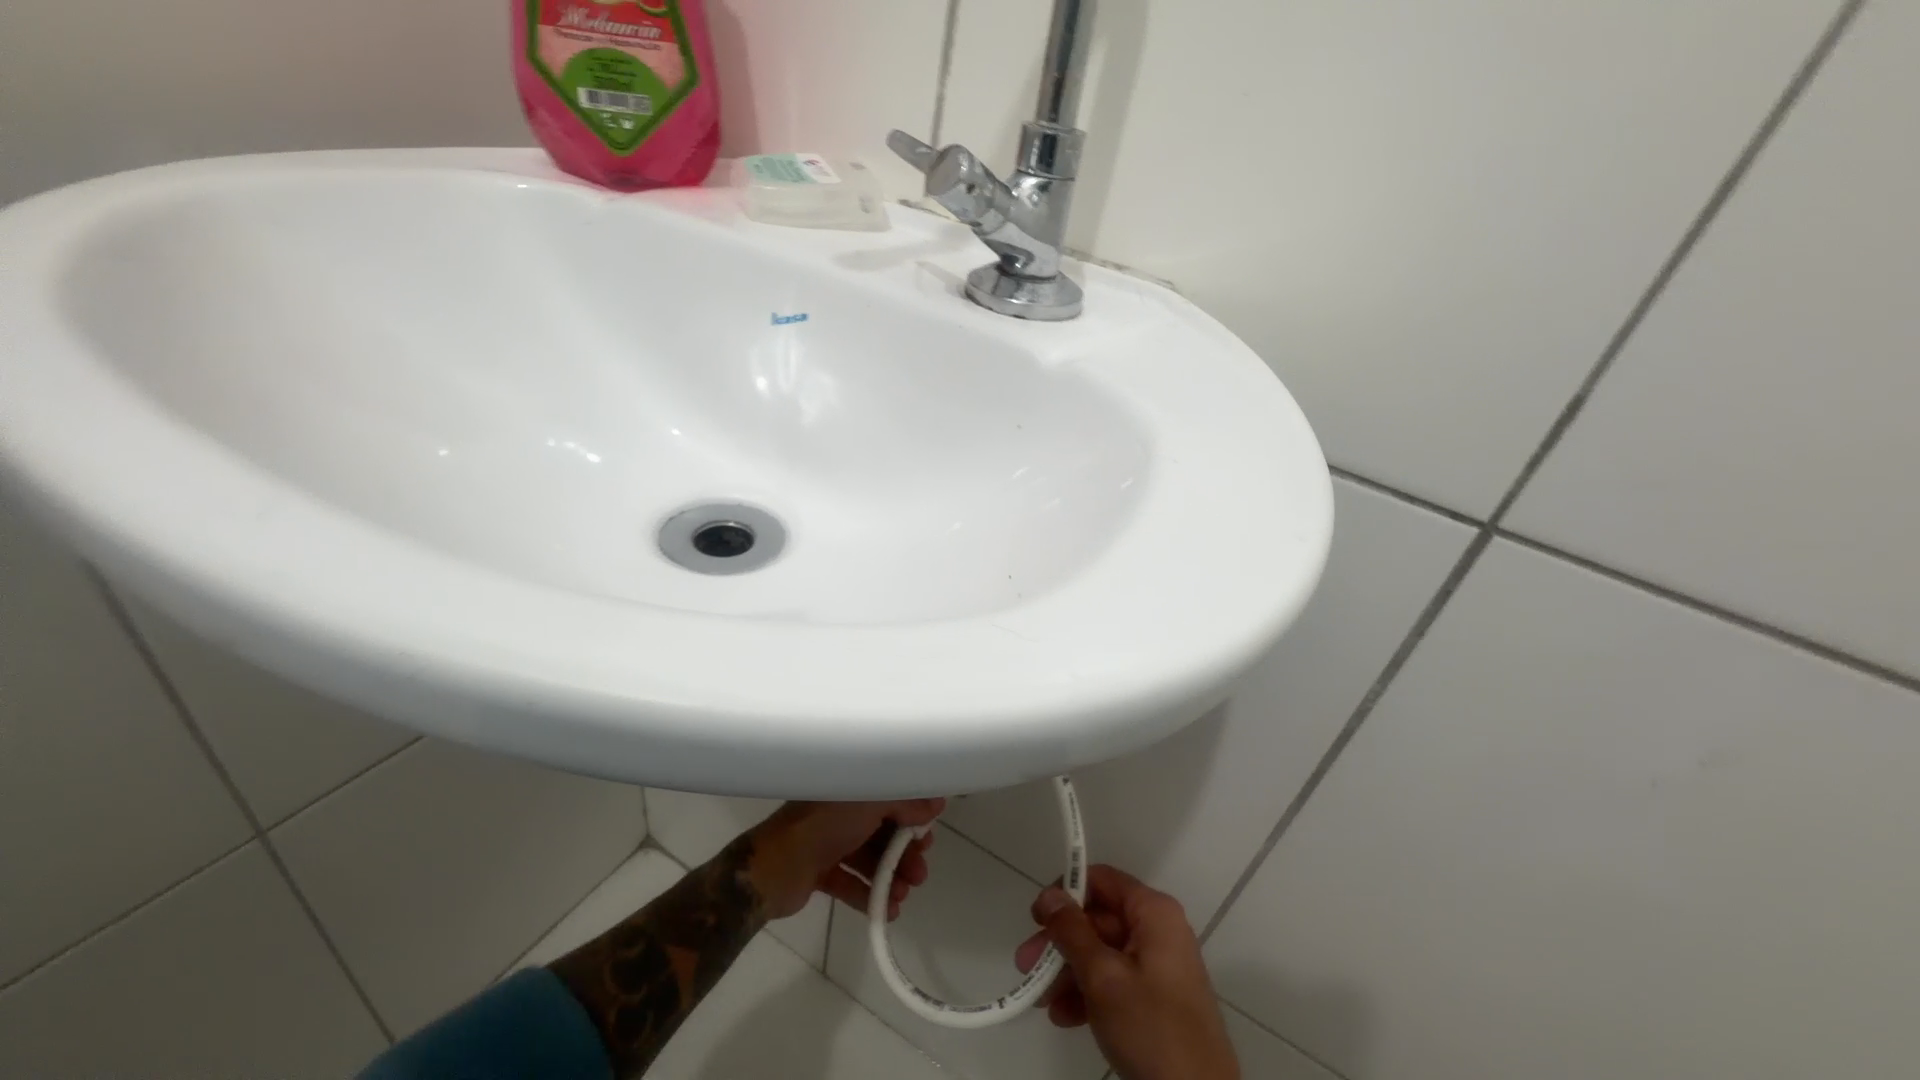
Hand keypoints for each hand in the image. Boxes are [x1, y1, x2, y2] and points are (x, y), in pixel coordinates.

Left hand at [747, 800, 946, 920]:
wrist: (773, 868)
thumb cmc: (823, 827)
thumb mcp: (870, 804)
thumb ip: (904, 802)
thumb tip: (935, 803)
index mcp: (848, 790)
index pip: (888, 798)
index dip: (911, 815)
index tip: (929, 832)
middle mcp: (837, 813)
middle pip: (881, 830)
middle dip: (904, 852)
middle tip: (920, 871)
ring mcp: (826, 843)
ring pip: (868, 858)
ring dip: (890, 876)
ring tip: (902, 895)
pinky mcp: (818, 872)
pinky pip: (851, 881)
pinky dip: (870, 895)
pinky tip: (887, 910)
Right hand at [1014, 865, 1239, 1079]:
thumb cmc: (1150, 1026)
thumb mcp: (1103, 977)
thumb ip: (1072, 932)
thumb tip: (1050, 894)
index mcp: (1153, 913)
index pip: (1102, 880)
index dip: (1066, 891)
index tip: (1035, 917)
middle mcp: (1158, 931)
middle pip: (1098, 919)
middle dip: (1060, 942)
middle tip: (1025, 964)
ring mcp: (1158, 966)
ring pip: (1102, 953)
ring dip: (1068, 972)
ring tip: (1041, 1001)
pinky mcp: (1155, 998)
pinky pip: (1114, 981)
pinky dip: (1088, 993)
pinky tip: (1064, 1017)